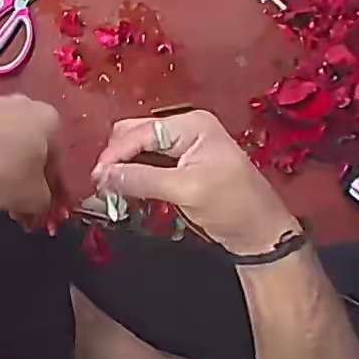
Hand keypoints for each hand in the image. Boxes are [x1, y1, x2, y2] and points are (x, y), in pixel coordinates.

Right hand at [91, 110, 298, 255]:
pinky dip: (135, 174)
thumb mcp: (186, 191)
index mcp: (191, 124)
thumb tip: (103, 176)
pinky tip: (124, 188)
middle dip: (117, 156)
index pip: (141, 131)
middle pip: (137, 134)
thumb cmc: (232, 206)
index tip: (96, 177)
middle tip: (101, 184)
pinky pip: (149, 162)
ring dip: (123, 166)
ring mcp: (184, 144)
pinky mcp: (181, 164)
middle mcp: (185, 127)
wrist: (261, 234)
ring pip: (140, 148)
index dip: (116, 153)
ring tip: (108, 188)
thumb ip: (142, 180)